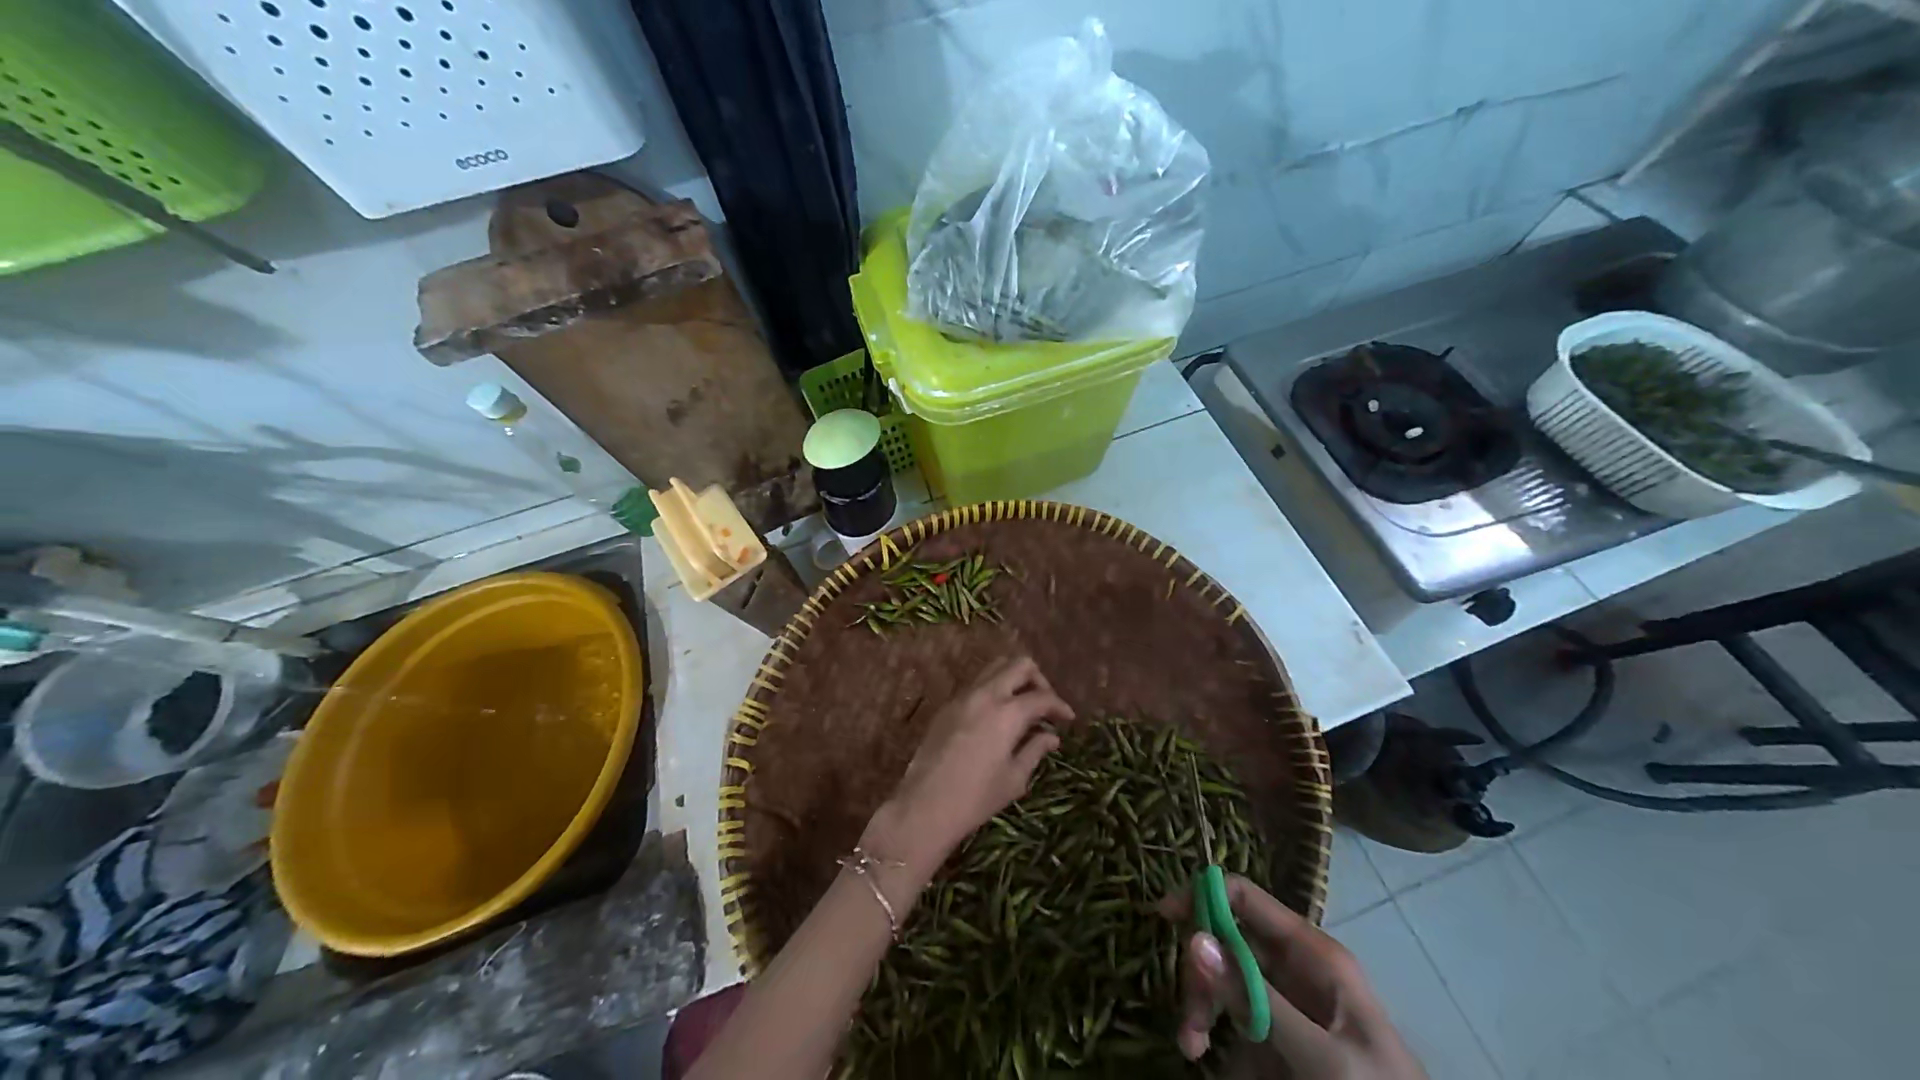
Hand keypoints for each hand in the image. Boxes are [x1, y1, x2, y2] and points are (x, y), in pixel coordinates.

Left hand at [864, 656, 1072, 877]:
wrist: (924, 805)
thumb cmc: (976, 798)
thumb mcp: (1014, 778)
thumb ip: (1035, 750)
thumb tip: (1051, 736)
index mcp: (1007, 713)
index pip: (1042, 697)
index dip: (1060, 706)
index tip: (1068, 719)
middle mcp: (985, 694)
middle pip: (1018, 665)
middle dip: (1038, 680)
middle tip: (1045, 705)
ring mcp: (962, 697)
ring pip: (994, 667)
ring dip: (1014, 679)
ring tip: (1022, 707)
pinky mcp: (946, 706)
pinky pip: (976, 684)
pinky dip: (993, 690)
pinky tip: (997, 717)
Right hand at [1159, 876, 1426, 1079]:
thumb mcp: (1321, 1053)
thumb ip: (1257, 998)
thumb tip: (1194, 939)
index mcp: (1311, 952)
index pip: (1245, 897)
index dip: (1203, 896)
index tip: (1166, 917)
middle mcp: (1291, 966)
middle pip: (1223, 940)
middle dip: (1200, 972)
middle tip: (1192, 1020)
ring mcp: (1280, 999)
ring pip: (1219, 977)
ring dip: (1199, 1005)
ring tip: (1193, 1047)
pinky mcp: (1272, 1033)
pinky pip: (1227, 1014)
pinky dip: (1207, 1029)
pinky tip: (1203, 1054)